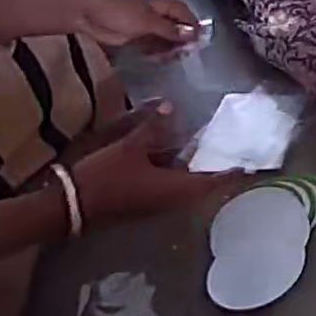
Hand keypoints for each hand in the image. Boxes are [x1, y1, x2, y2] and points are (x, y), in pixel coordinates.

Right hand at [69, 103, 231, 227]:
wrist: (65, 209)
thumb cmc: (105, 178)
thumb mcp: (130, 148)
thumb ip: (152, 128)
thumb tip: (170, 106)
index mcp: (180, 188)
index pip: (218, 181)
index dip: (234, 171)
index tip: (251, 161)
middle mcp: (175, 199)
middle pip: (206, 182)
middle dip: (218, 166)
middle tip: (231, 146)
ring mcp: (160, 203)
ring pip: (188, 183)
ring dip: (197, 167)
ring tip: (208, 145)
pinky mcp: (145, 202)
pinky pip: (172, 184)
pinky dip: (179, 170)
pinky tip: (176, 154)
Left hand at [70, 0, 201, 48]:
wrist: (83, 12)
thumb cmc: (118, 10)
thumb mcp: (148, 20)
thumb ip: (172, 29)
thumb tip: (195, 35)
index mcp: (166, 5)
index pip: (188, 18)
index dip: (194, 31)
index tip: (196, 46)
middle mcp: (160, 15)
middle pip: (179, 31)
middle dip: (181, 43)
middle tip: (180, 56)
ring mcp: (148, 27)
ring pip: (167, 41)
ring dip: (168, 51)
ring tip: (166, 59)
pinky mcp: (137, 37)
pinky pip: (153, 47)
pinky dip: (156, 54)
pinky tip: (155, 60)